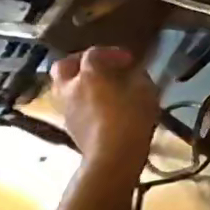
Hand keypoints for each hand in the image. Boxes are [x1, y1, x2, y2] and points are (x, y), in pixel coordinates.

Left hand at [49, 46, 159, 170]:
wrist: (112, 156)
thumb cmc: (131, 119)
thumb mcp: (146, 92)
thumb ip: (138, 78)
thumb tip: (134, 74)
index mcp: (89, 75)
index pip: (94, 53)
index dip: (111, 52)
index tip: (129, 60)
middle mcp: (71, 87)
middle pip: (64, 66)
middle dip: (80, 62)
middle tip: (99, 66)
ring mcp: (66, 107)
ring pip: (63, 86)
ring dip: (78, 82)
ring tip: (97, 87)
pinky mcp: (68, 125)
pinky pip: (71, 104)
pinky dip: (81, 100)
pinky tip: (98, 107)